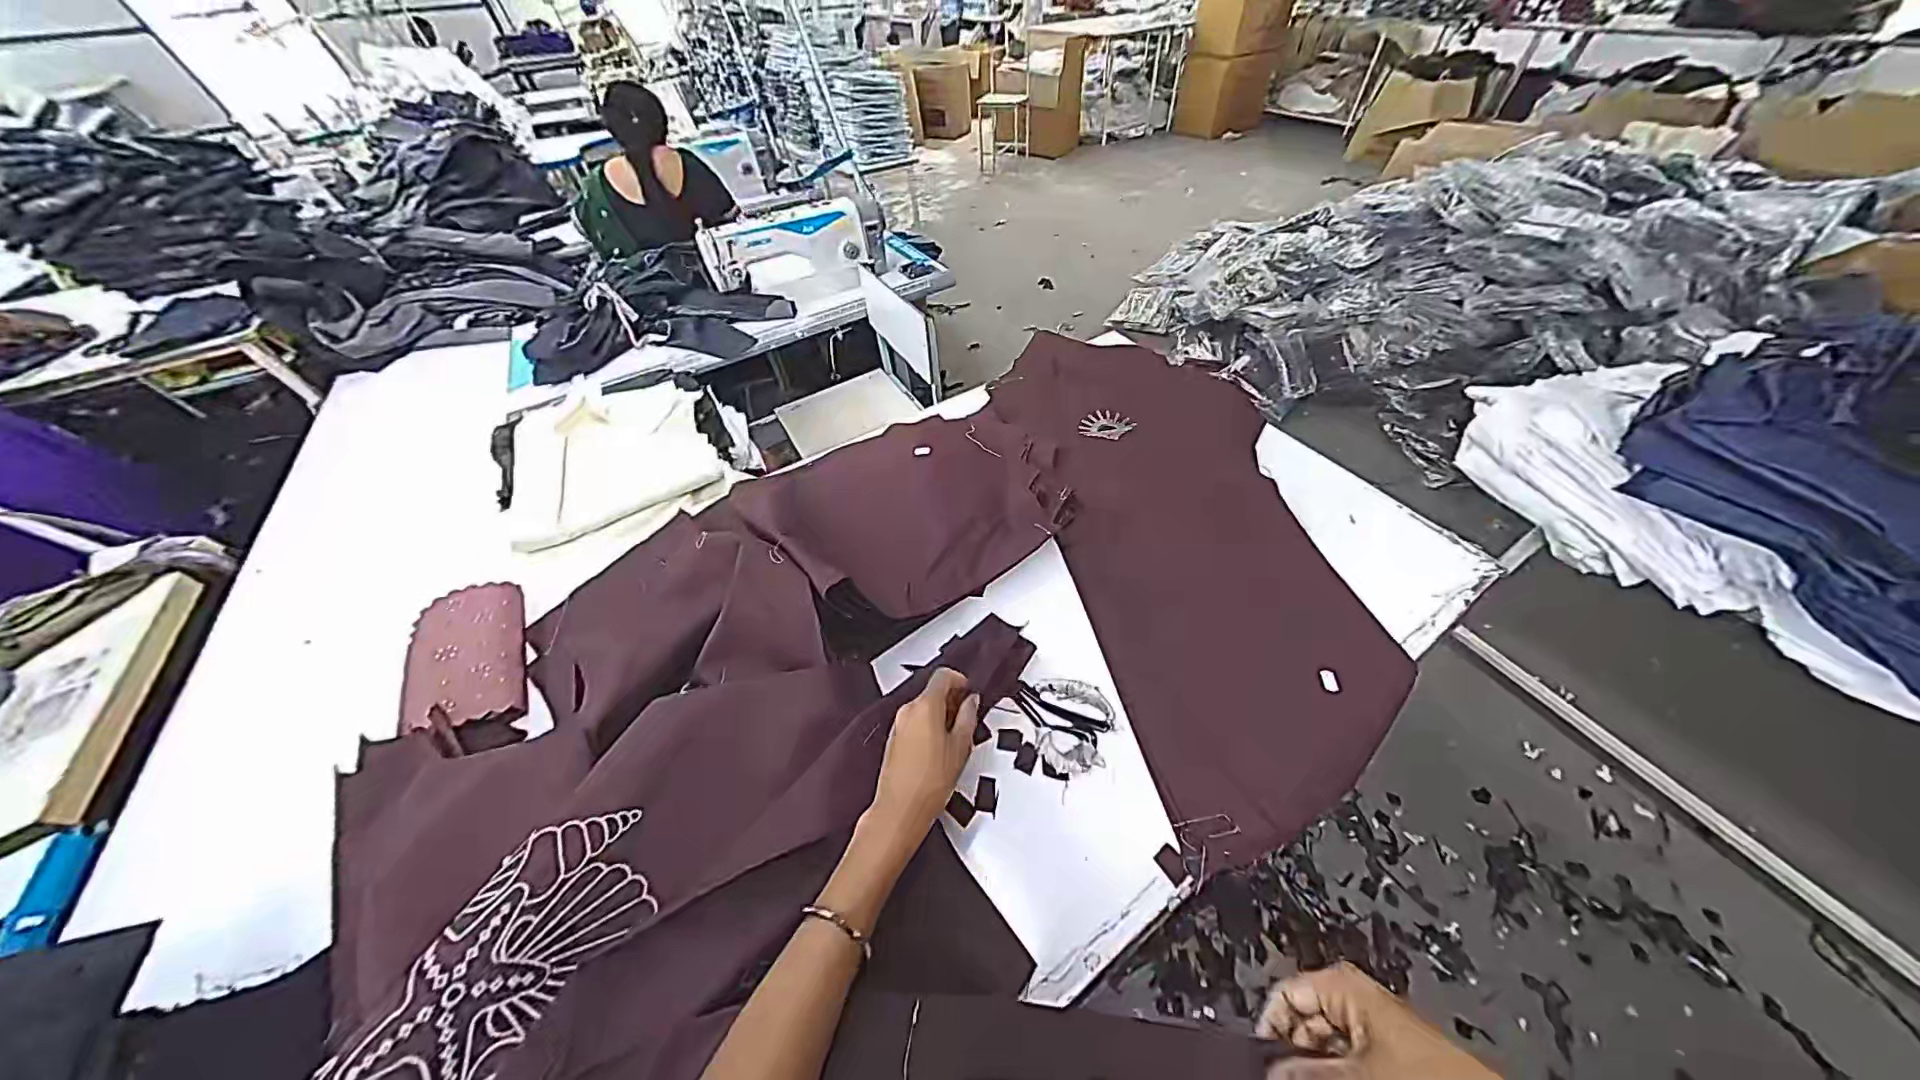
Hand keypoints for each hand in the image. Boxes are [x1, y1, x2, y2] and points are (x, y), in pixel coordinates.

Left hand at [870, 668, 978, 833]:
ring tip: (956, 738)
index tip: (969, 690)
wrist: (900, 809)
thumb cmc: (928, 783)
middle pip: (933, 692)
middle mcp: (907, 711)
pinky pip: (914, 723)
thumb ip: (968, 717)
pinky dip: (928, 728)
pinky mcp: (894, 739)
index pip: (943, 676)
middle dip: (952, 700)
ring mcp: (898, 725)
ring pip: (923, 708)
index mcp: (925, 706)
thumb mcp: (960, 747)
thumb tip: (971, 702)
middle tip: (968, 715)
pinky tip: (940, 749)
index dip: (960, 680)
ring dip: (940, 715)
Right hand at [1257, 963, 1499, 1079]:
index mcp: (1341, 983)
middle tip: (1291, 1078)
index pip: (1284, 995)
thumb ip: (1305, 1071)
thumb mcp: (1355, 1075)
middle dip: (1296, 1052)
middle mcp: (1354, 994)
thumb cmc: (1426, 1078)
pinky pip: (1348, 1055)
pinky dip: (1340, 1071)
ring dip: (1318, 1066)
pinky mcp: (1390, 1049)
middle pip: (1303, 1018)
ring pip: (1325, 1042)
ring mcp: (1373, 1022)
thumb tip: (1271, 1070)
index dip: (1271, 1030)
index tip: (1267, 1064)